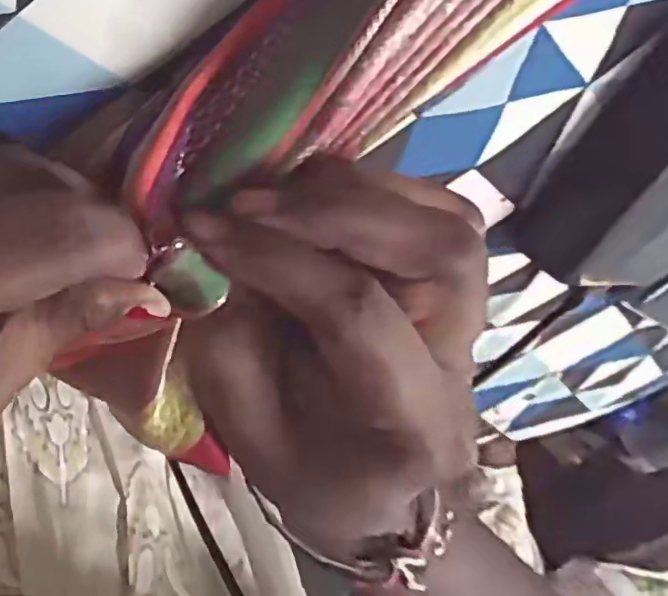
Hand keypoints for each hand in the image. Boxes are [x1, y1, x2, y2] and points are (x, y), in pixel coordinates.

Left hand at [0, 148, 165, 540]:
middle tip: (115, 256)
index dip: (111, 240)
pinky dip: (13, 189)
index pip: (43, 233)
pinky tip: (22, 228)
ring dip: (53, 193)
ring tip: (74, 241)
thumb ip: (55, 325)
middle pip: (25, 180)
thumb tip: (136, 283)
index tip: (144, 266)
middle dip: (89, 210)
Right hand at [180, 160, 486, 553]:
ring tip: (268, 198)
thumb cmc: (293, 455)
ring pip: (440, 216)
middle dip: (325, 208)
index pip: (354, 308)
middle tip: (240, 201)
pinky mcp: (452, 281)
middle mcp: (460, 358)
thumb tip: (216, 230)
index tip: (198, 226)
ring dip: (341, 190)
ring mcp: (469, 314)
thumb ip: (230, 320)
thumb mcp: (237, 407)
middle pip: (434, 248)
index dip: (269, 255)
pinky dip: (361, 186)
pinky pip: (426, 207)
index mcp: (407, 417)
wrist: (363, 482)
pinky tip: (306, 196)